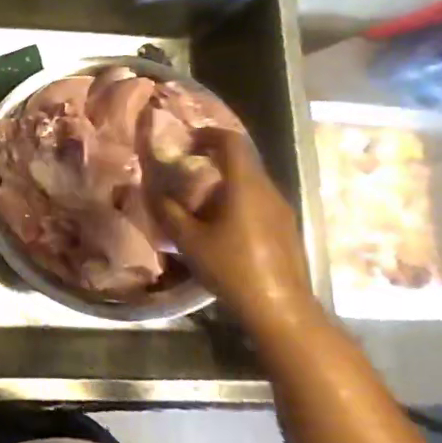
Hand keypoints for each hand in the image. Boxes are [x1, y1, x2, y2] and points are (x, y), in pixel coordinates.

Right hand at [153, 128, 315, 337]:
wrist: (280, 308)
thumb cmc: (232, 268)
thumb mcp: (190, 242)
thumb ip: (169, 212)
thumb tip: (154, 192)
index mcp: (245, 185)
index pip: (231, 141)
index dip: (208, 135)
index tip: (186, 142)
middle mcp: (268, 189)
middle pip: (242, 160)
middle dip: (214, 159)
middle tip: (187, 171)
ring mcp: (281, 209)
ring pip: (251, 182)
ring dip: (226, 183)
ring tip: (201, 203)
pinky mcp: (286, 228)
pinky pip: (260, 201)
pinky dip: (239, 200)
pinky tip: (223, 227)